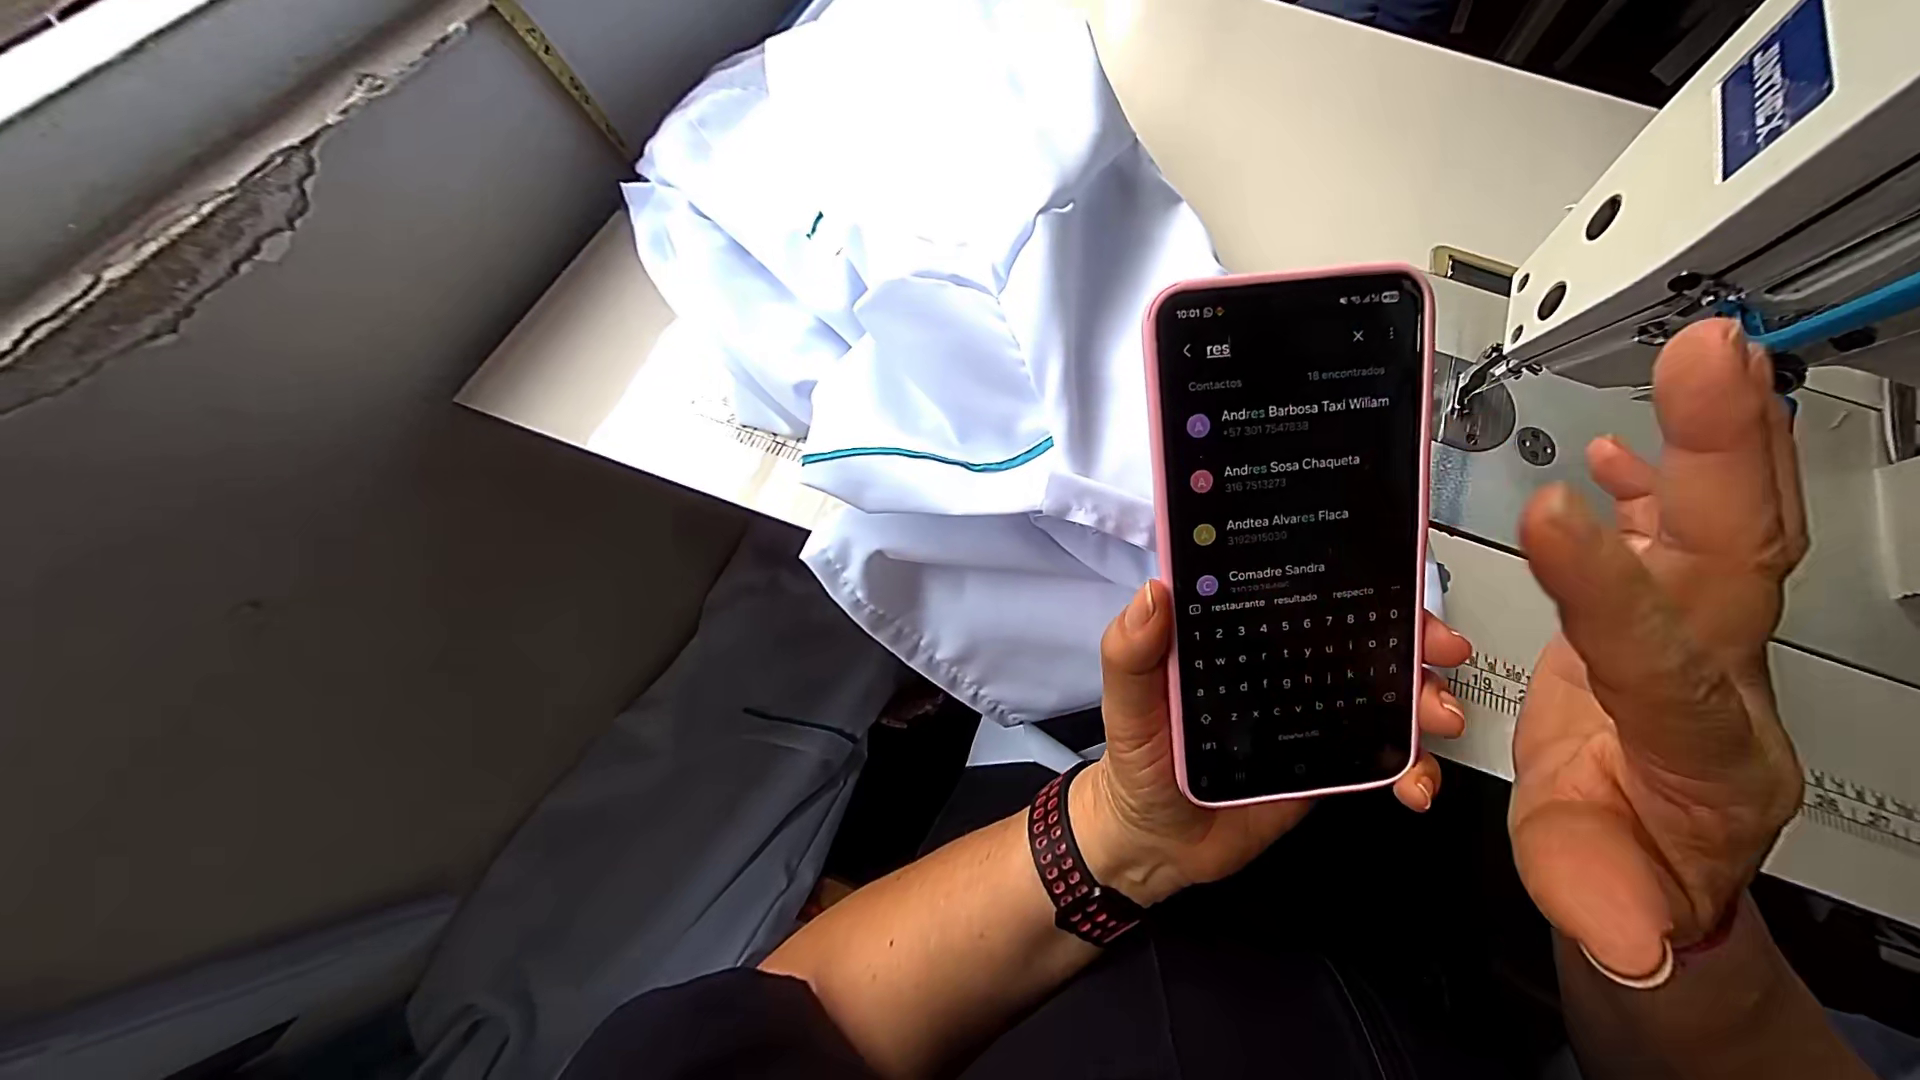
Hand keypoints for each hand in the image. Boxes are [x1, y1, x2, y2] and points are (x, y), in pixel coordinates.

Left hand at [1072, 578, 1473, 905]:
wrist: (1157, 841)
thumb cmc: (1135, 760)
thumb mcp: (1126, 705)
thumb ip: (1131, 654)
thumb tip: (1156, 592)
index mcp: (1231, 641)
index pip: (1290, 597)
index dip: (1340, 583)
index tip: (1390, 583)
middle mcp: (1274, 669)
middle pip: (1351, 638)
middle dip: (1407, 637)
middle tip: (1441, 650)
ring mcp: (1305, 715)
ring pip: (1380, 694)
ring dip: (1423, 699)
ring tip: (1437, 720)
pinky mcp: (1325, 764)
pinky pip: (1382, 758)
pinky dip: (1412, 768)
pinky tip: (1414, 785)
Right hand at [1510, 318, 1807, 978]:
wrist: (1653, 855)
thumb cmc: (1616, 860)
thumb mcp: (1591, 890)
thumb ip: (1600, 903)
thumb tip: (1616, 934)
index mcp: (1683, 736)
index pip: (1653, 646)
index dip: (1602, 580)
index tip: (1551, 511)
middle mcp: (1709, 673)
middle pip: (1736, 556)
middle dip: (1723, 453)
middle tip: (1710, 360)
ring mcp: (1693, 638)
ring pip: (1725, 528)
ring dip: (1711, 439)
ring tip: (1699, 359)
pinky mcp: (1659, 621)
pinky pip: (1682, 538)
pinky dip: (1663, 482)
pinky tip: (1623, 452)